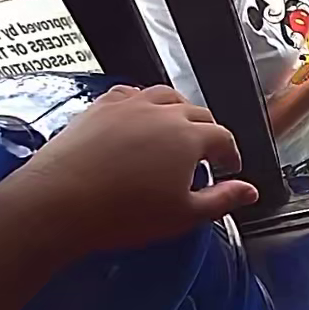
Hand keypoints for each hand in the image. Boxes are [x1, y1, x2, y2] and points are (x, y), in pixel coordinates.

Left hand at [0, 84, 258, 249]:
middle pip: (198, 113)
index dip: (231, 154)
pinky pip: (131, 94)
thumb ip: (222, 200)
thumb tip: (251, 192)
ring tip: (178, 130)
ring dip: (179, 111)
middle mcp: (163, 112)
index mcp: (189, 137)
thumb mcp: (183, 215)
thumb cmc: (124, 213)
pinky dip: (144, 103)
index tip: (228, 168)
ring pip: (166, 96)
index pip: (223, 137)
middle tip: (206, 155)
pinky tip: (140, 116)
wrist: (57, 203)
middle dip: (209, 132)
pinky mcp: (101, 105)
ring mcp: (130, 104)